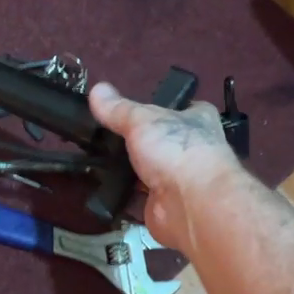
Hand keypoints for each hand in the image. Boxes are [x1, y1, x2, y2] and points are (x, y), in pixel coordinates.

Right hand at [89, 80, 243, 254]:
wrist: (191, 203)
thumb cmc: (175, 149)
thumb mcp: (141, 120)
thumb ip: (118, 109)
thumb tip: (96, 89)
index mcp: (197, 121)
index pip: (184, 109)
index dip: (164, 107)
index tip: (139, 108)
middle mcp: (193, 149)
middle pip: (163, 141)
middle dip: (139, 141)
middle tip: (105, 136)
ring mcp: (179, 180)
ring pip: (149, 171)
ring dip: (129, 170)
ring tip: (96, 159)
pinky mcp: (164, 205)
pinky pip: (138, 198)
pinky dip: (121, 195)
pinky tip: (100, 188)